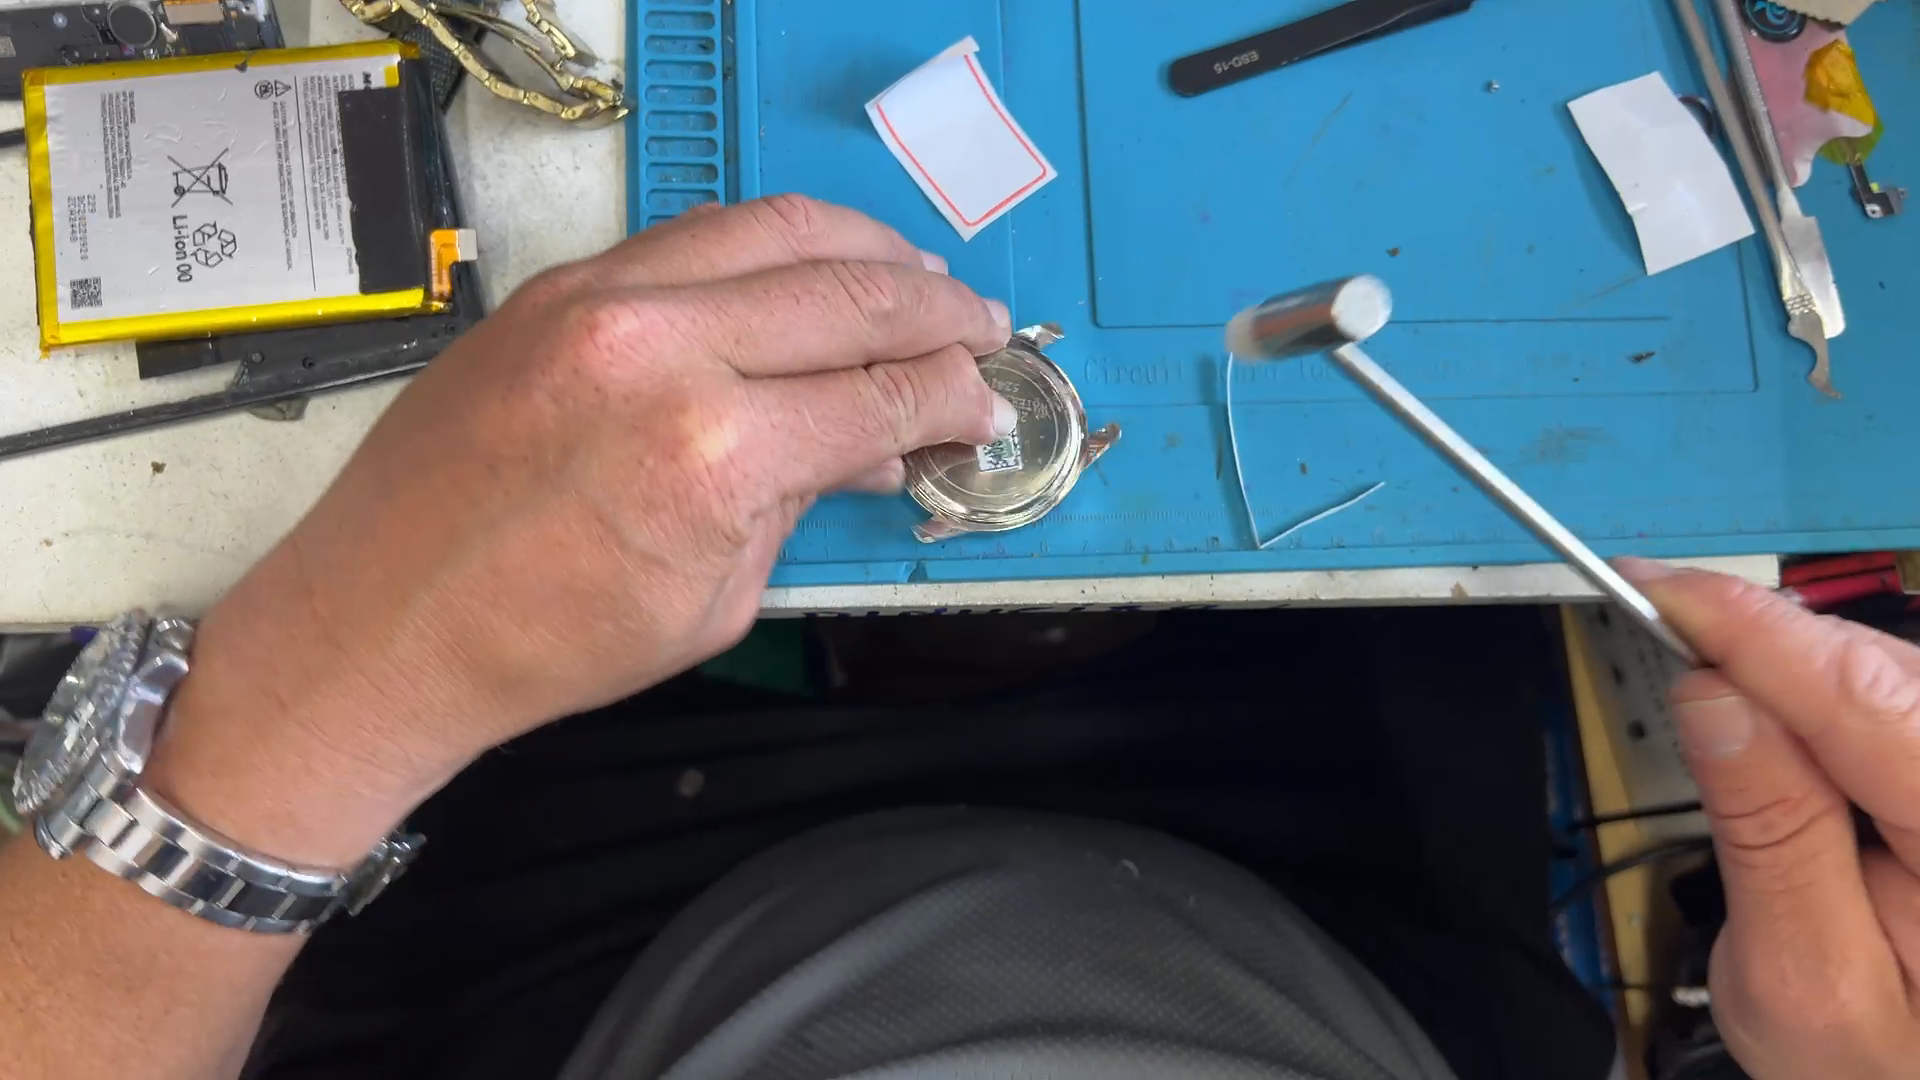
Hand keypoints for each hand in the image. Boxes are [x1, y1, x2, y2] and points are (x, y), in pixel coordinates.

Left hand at [147, 196, 1014, 857]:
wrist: (383, 626)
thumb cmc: (564, 645)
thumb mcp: (725, 596)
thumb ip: (810, 499)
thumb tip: (882, 445)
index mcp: (718, 454)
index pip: (882, 396)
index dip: (956, 398)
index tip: (990, 404)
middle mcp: (668, 350)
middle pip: (852, 297)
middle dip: (943, 313)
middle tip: (988, 328)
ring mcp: (606, 298)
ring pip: (784, 232)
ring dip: (876, 251)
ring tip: (927, 278)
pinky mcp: (565, 285)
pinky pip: (706, 234)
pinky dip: (787, 242)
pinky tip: (824, 265)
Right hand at [1620, 559, 1919, 1078]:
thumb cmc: (1878, 1073)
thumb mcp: (1802, 975)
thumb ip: (1766, 830)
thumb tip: (1707, 694)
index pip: (1868, 703)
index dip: (1749, 627)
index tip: (1649, 583)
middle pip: (1902, 678)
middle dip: (1771, 641)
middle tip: (1663, 626)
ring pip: (1915, 680)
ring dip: (1804, 662)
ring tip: (1720, 678)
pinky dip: (1843, 689)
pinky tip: (1792, 710)